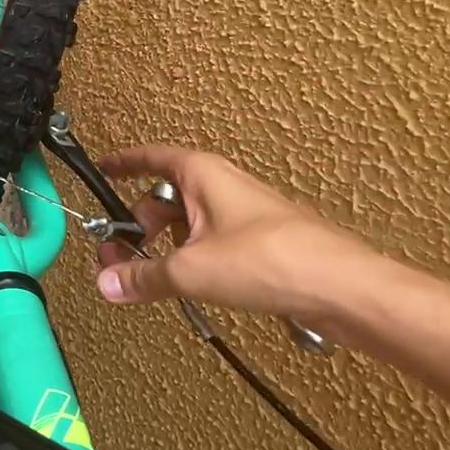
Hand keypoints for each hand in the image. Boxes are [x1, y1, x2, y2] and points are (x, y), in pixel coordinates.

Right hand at [93, 146, 383, 325]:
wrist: (347, 291)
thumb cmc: (280, 261)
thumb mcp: (192, 270)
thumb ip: (143, 277)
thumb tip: (109, 283)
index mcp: (201, 173)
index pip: (149, 158)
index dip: (122, 164)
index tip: (102, 170)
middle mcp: (221, 186)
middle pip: (162, 198)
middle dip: (136, 225)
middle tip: (116, 255)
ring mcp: (241, 214)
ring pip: (186, 222)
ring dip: (163, 246)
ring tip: (150, 277)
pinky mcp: (259, 242)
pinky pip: (210, 242)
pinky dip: (191, 258)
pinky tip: (187, 286)